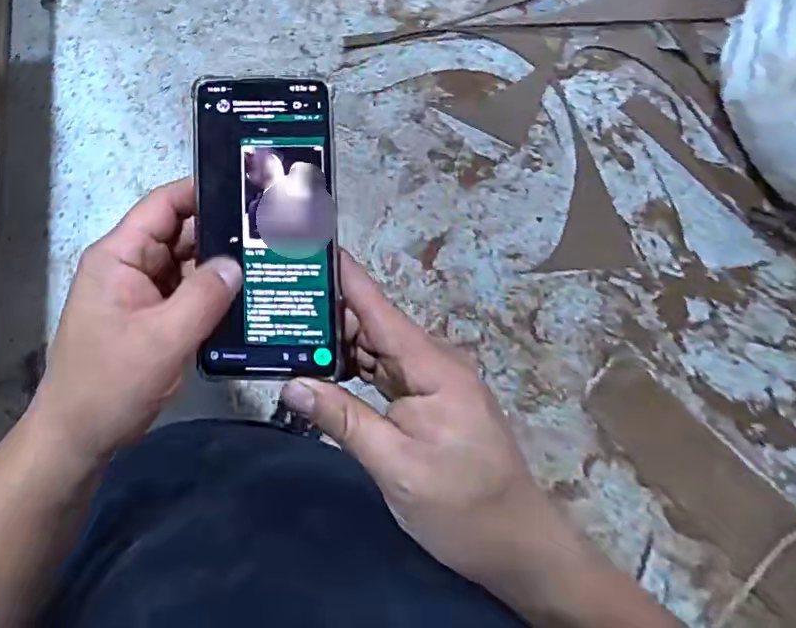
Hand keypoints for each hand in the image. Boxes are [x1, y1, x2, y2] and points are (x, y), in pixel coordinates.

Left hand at [26, 178, 240, 464]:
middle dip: (219, 232)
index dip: (200, 191)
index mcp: (119, 255)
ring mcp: (138, 291)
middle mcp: (128, 264)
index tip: (243, 191)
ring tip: (267, 260)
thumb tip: (236, 263)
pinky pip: (184, 292)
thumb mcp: (162, 339)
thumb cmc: (110, 383)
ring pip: (186, 264)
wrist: (77, 438)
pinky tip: (245, 296)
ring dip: (218, 266)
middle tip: (270, 232)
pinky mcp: (148, 315)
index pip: (162, 205)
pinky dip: (210, 294)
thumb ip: (204, 296)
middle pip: (178, 233)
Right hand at [280, 252, 608, 612]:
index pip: (377, 306)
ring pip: (371, 343)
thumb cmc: (466, 508)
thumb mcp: (397, 467)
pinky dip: (348, 364)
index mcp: (432, 366)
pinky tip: (317, 364)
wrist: (520, 550)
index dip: (342, 273)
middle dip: (324, 310)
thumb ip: (343, 420)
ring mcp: (427, 377)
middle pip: (369, 321)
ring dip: (333, 339)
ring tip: (285, 327)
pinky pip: (378, 366)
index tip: (305, 245)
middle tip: (275, 300)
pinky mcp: (422, 395)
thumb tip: (291, 385)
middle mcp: (430, 360)